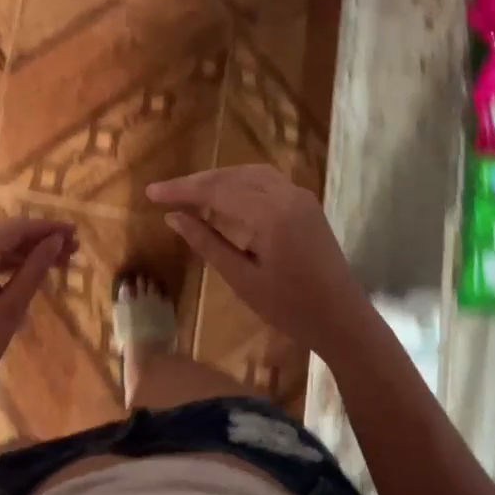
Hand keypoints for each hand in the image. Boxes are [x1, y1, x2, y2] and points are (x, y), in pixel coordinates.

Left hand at [0, 218, 77, 412]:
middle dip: (34, 238)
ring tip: (51, 261)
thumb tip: (56, 242)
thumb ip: (34, 269)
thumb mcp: (10, 308)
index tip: (73, 232)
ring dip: (18, 250)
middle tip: (68, 249)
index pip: (15, 228)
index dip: (46, 228)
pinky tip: (20, 273)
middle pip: (1, 232)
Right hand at [148, 165, 371, 357]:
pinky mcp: (306, 204)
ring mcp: (300, 197)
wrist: (344, 321)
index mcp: (270, 214)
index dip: (181, 190)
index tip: (151, 193)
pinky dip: (239, 183)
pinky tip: (224, 198)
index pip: (216, 191)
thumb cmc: (291, 308)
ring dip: (218, 179)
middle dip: (196, 182)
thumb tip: (173, 217)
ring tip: (189, 194)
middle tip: (164, 193)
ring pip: (249, 173)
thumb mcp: (242, 279)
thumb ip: (207, 243)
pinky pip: (266, 181)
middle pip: (232, 176)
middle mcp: (287, 195)